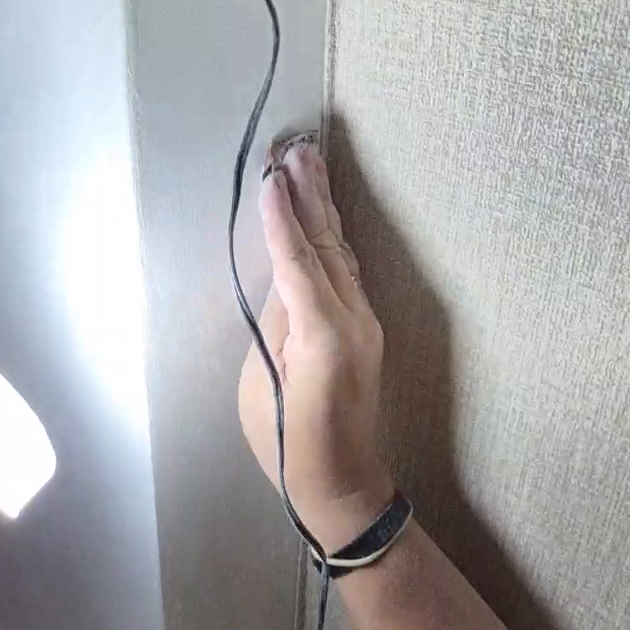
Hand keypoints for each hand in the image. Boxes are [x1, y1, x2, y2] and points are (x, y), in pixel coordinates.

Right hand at [238, 137, 394, 551]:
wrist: (340, 480)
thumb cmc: (288, 441)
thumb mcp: (264, 381)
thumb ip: (276, 322)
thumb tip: (282, 277)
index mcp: (322, 336)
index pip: (298, 262)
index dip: (281, 220)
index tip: (272, 176)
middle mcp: (352, 320)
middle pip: (327, 245)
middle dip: (309, 195)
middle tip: (297, 149)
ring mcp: (364, 322)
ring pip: (341, 252)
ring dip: (323, 207)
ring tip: (309, 165)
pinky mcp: (364, 328)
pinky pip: (345, 270)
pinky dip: (330, 236)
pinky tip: (323, 215)